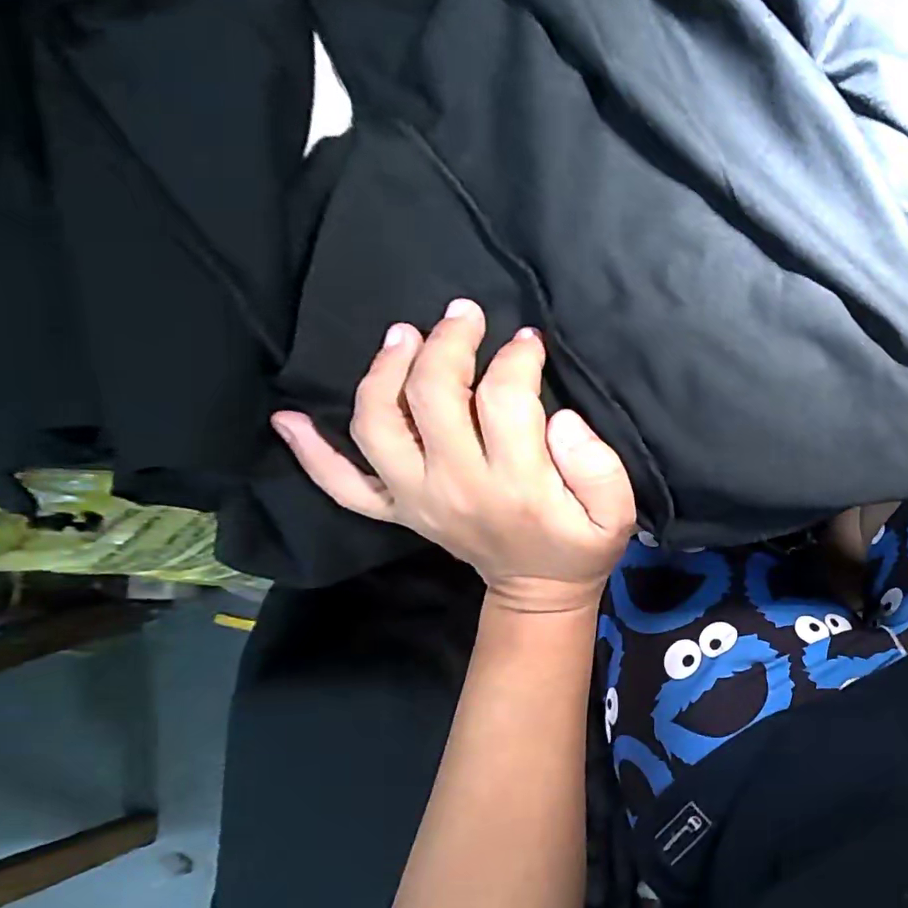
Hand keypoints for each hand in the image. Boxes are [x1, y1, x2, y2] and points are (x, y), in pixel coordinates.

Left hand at [271, 299, 636, 614]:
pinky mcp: (399, 510)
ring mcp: (417, 499)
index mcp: (517, 484)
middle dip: (448, 342)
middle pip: (431, 396)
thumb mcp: (617, 515)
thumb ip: (599, 466)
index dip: (516, 359)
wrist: (540, 593)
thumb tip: (561, 418)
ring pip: (377, 424)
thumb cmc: (581, 547)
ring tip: (403, 336)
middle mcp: (456, 486)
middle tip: (466, 315)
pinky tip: (289, 420)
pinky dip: (311, 453)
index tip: (529, 342)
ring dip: (383, 372)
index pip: (504, 400)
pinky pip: (341, 484)